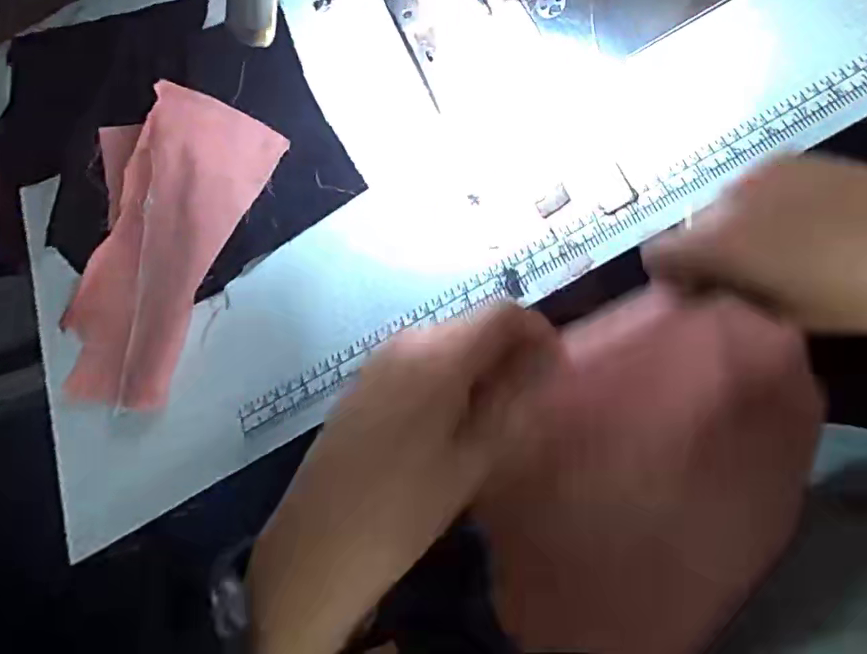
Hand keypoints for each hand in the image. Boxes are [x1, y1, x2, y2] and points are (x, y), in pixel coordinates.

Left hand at [246, 303, 558, 653]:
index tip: (555, 366)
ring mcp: (382, 357)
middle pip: (478, 322)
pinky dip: (451, 371)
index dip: (538, 331)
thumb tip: (547, 361)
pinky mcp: (366, 378)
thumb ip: (515, 397)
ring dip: (482, 361)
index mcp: (440, 353)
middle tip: (529, 393)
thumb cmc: (405, 508)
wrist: (311, 553)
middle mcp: (411, 340)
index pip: (505, 312)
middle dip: (511, 349)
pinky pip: (424, 356)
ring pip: (452, 339)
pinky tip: (451, 417)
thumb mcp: (474, 457)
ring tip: (494, 409)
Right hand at [643, 156, 866, 333]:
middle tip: (750, 287)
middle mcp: (735, 194)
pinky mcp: (799, 156)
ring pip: (729, 206)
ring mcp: (768, 169)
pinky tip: (811, 229)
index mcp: (725, 240)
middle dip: (710, 257)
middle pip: (696, 228)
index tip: (706, 303)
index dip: (675, 283)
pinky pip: (761, 188)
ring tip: (785, 259)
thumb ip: (735, 301)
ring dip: (741, 231)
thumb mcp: (792, 317)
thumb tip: (708, 295)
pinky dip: (767, 210)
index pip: (660, 254)